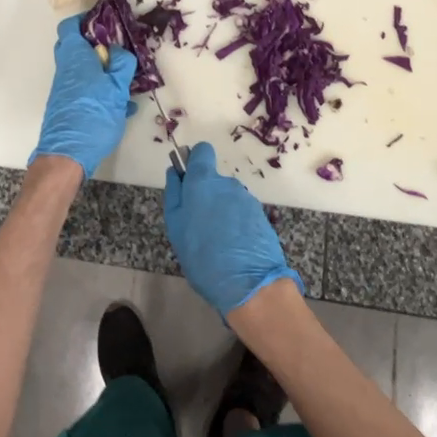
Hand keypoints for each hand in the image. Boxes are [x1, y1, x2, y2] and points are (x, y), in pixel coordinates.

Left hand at [30, 15, 137, 177]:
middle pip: (75, 48)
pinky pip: (84, 90)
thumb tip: (120, 52)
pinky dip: (100, 91)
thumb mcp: (117, 87)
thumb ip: (121, 64)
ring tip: (125, 81)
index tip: (104, 23)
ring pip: (81, 70)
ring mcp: (63, 89)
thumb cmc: (94, 115)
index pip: (70, 27)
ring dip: (101, 71)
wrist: (68, 154)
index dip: (85, 21)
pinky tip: (121, 106)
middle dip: (95, 46)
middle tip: (117, 51)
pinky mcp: (67, 107)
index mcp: (74, 57)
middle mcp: (65, 70)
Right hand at [162, 142, 301, 314]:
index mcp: (203, 182)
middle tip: (198, 227)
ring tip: (217, 244)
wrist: (250, 285)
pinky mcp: (262, 217)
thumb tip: (175, 172)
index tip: (188, 182)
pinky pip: (242, 214)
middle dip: (205, 197)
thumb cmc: (202, 256)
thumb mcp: (176, 227)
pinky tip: (233, 249)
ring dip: (221, 213)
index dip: (194, 162)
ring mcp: (247, 200)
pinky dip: (236, 225)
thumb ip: (174, 195)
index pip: (202, 151)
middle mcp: (227, 184)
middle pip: (213, 181)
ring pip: (228, 199)